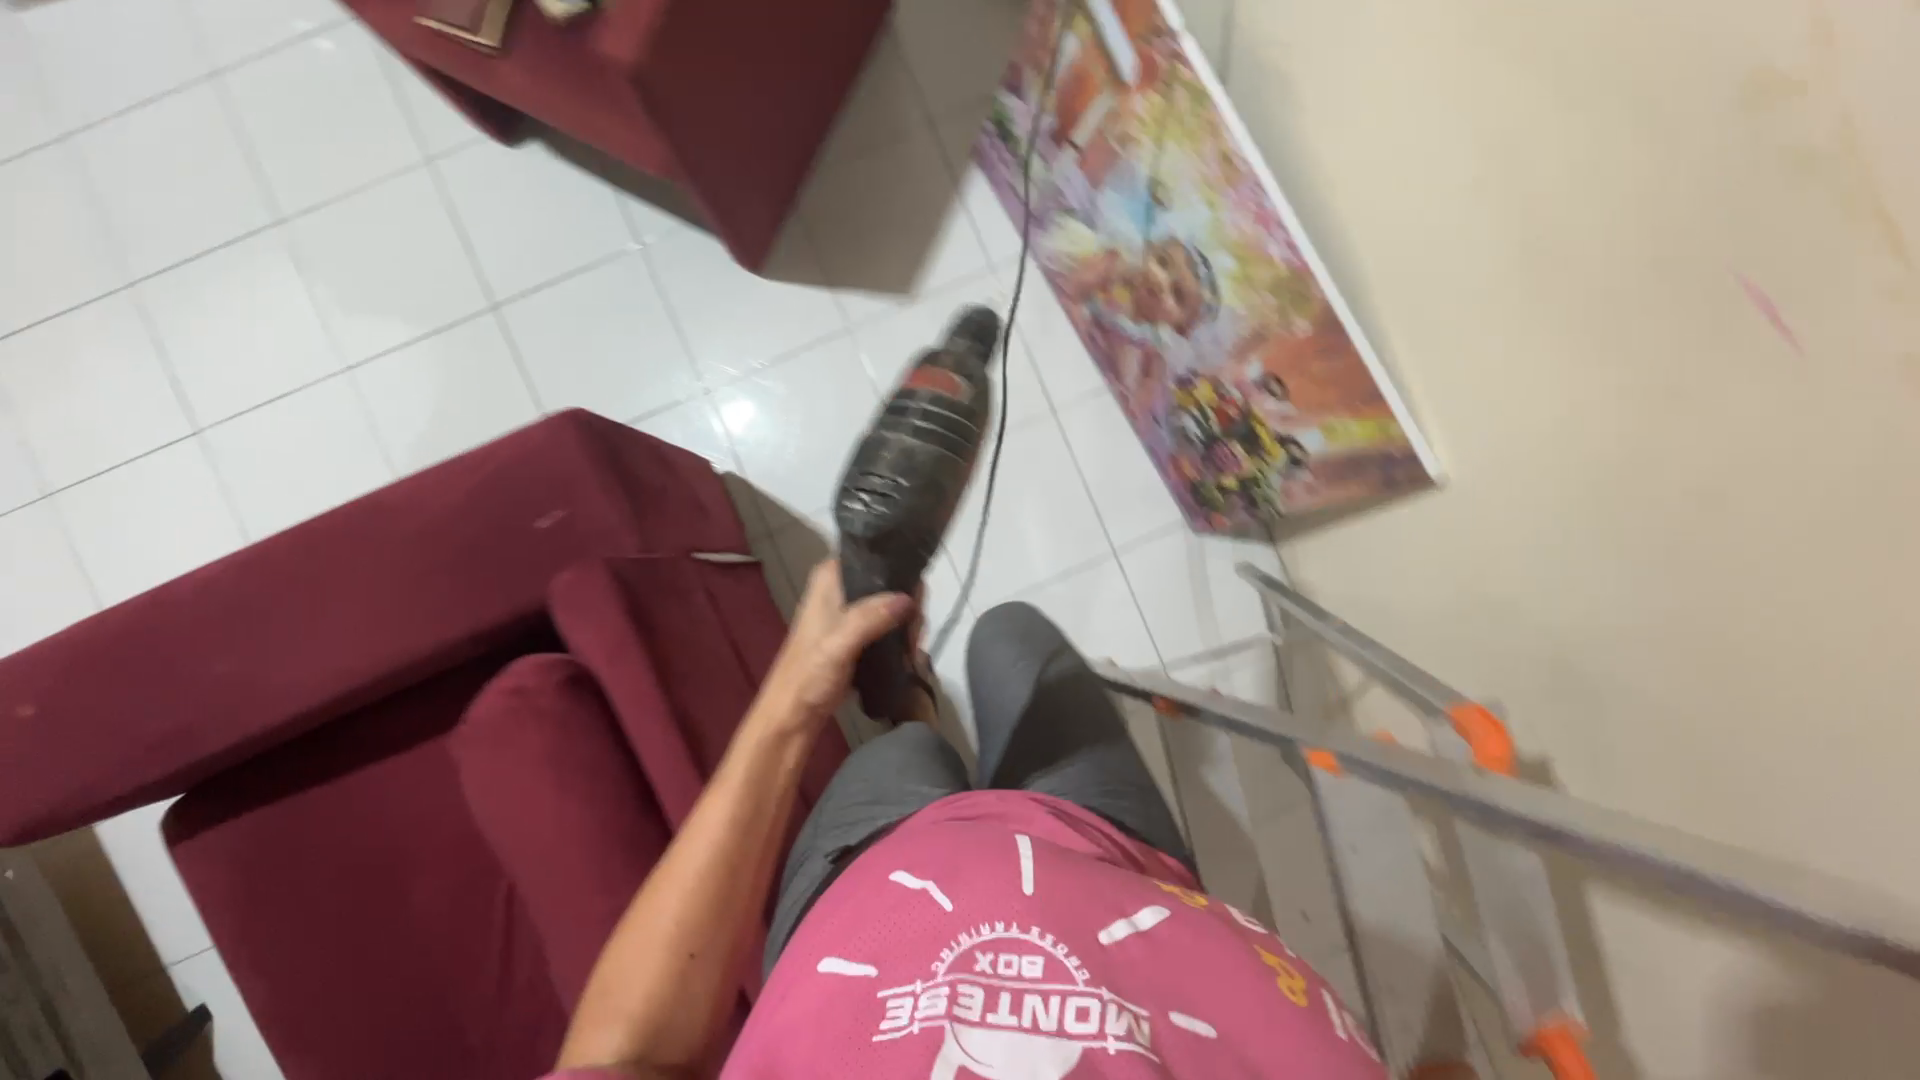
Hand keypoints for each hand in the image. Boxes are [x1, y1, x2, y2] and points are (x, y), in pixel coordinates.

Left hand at [757, 560, 914, 730]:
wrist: (793, 715)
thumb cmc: (808, 677)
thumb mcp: (839, 644)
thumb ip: (870, 618)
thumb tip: (909, 600)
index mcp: (831, 577)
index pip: (874, 555)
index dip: (900, 571)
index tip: (915, 601)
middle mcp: (841, 587)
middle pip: (890, 582)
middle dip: (909, 607)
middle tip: (913, 638)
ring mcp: (850, 611)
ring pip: (893, 604)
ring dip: (908, 626)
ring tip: (911, 652)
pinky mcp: (858, 634)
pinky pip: (889, 625)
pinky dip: (901, 637)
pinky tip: (908, 655)